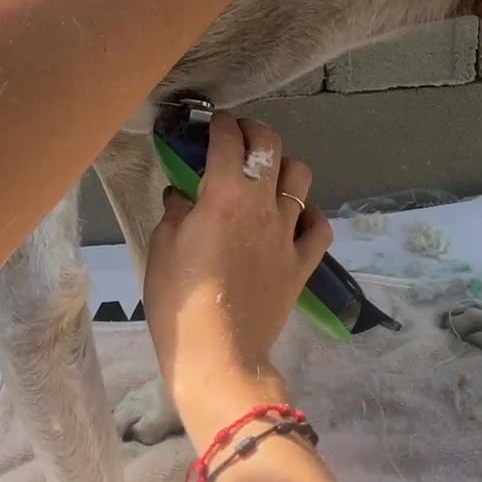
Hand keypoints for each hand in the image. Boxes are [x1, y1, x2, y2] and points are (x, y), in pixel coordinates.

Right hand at [142, 114, 332, 436]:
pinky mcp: (302, 263)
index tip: (212, 122)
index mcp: (225, 193)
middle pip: (271, 146)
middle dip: (254, 131)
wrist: (218, 359)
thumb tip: (182, 194)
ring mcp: (288, 233)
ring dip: (283, 166)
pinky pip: (319, 226)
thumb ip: (175, 211)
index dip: (220, 123)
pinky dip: (309, 214)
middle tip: (238, 137)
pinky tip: (294, 217)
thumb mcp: (162, 247)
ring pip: (301, 177)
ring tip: (267, 175)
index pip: (228, 139)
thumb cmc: (179, 302)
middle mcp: (262, 204)